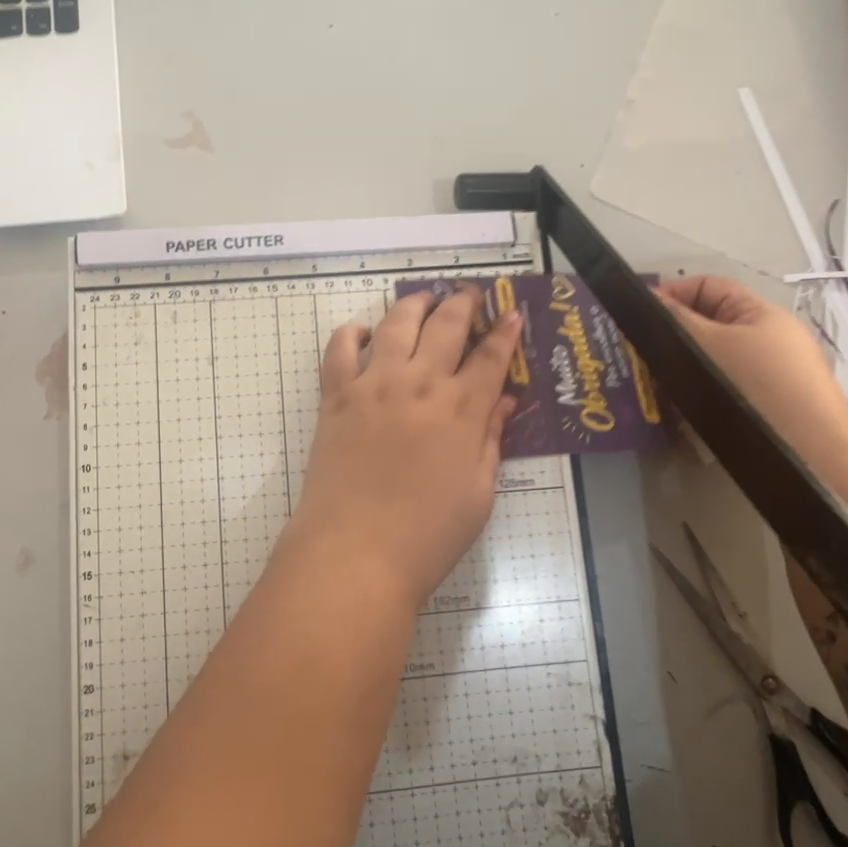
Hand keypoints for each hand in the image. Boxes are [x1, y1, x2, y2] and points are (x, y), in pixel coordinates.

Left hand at [280, 289, 521, 612]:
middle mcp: (419, 384)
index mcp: (461, 410)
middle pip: (446, 326)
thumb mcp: (478, 493)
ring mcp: (374, 385)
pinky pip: (340, 348)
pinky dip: (351, 332)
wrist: (355, 552)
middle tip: (470, 295)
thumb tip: (503, 402)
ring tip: (423, 297)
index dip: (505, 333)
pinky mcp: (336, 396)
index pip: (491, 357)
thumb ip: (490, 441)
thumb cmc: (427, 535)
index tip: (511, 315)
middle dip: (463, 303)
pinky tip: (363, 332)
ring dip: (414, 304)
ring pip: (396, 323)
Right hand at [656, 275, 847, 459]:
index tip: (638, 318)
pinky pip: (729, 385)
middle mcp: (771, 336)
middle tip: (642, 356)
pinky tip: (688, 411)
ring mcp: (775, 372)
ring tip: (660, 387)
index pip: (708, 286)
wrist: (813, 454)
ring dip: (688, 366)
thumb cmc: (757, 389)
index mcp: (760, 313)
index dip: (672, 294)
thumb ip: (676, 319)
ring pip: (718, 357)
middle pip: (712, 323)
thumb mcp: (709, 346)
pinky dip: (706, 390)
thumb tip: (648, 296)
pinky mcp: (774, 403)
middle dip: (676, 335)